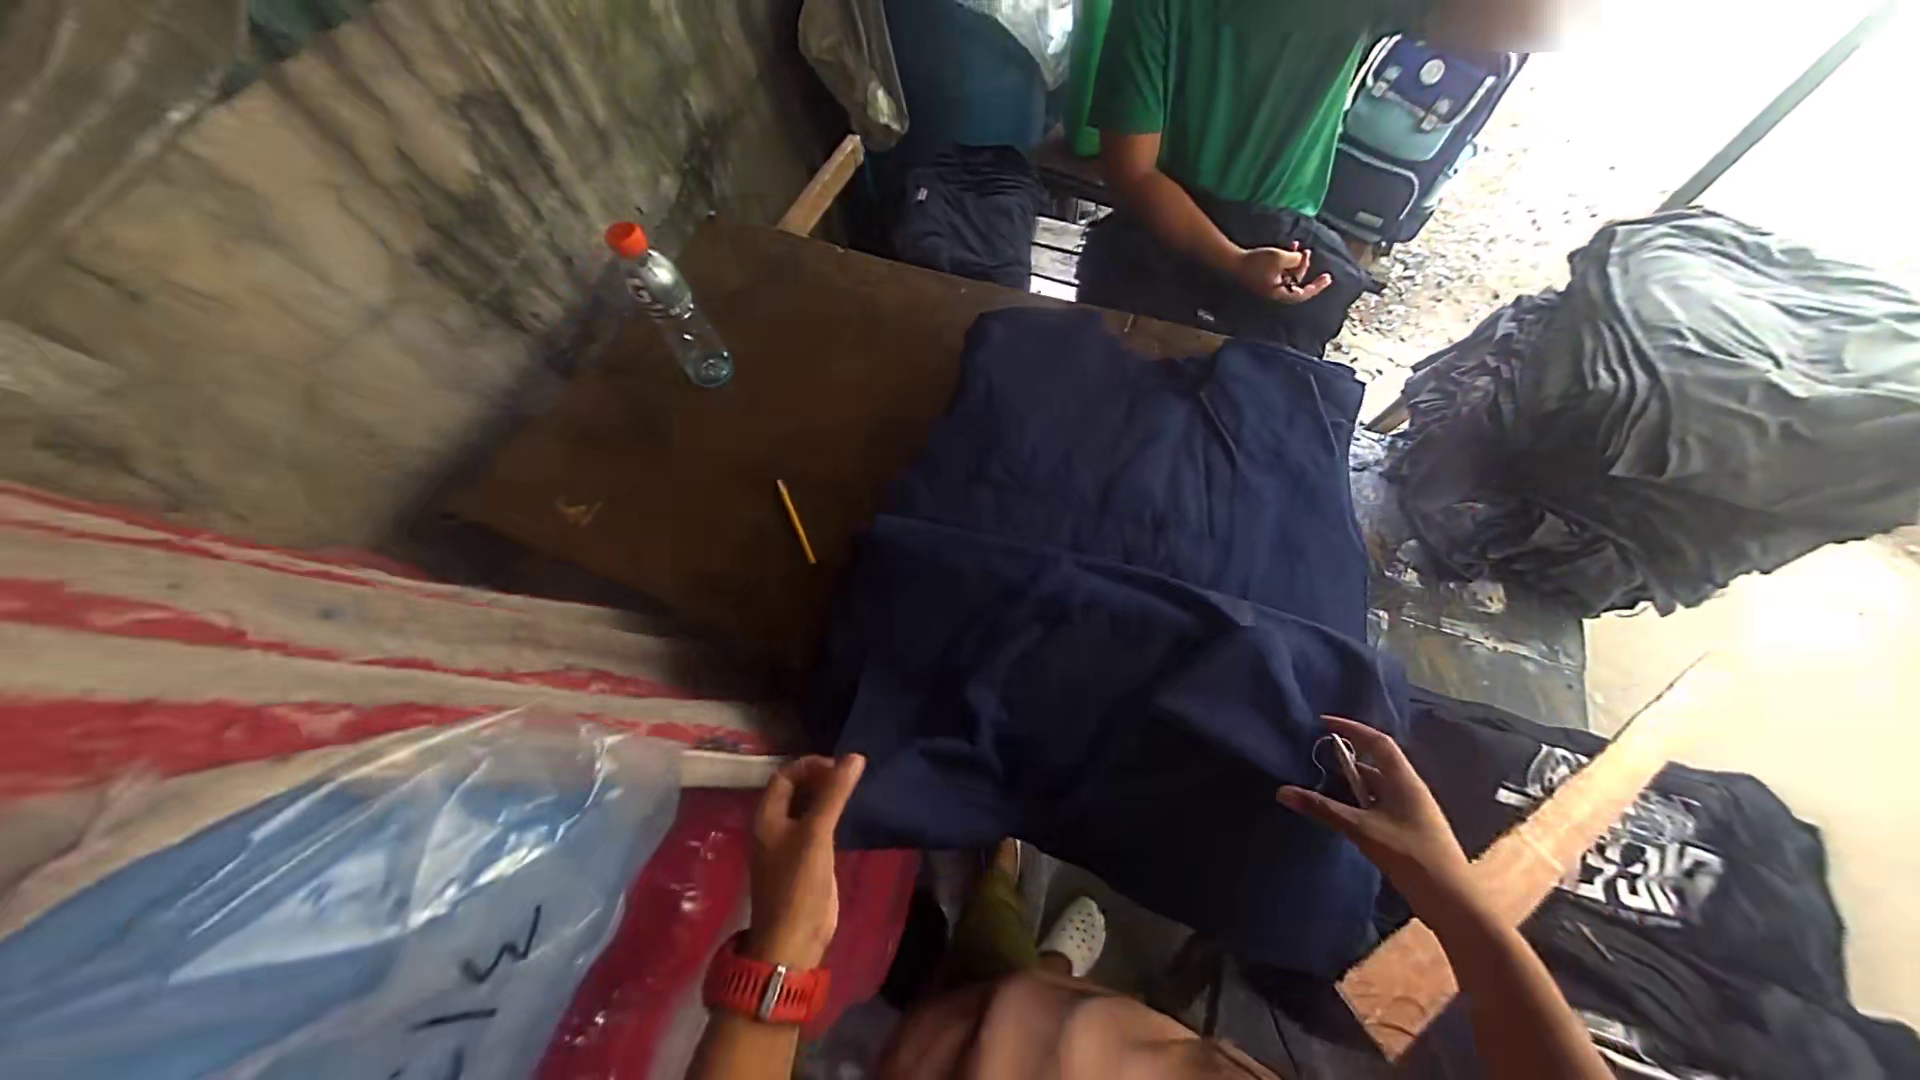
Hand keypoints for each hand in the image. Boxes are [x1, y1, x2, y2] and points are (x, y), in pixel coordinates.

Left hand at [745, 754, 865, 968]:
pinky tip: (850, 816)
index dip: (810, 766)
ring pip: (808, 807)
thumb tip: (855, 756)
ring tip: (854, 791)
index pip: (785, 775)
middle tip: (849, 778)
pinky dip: (832, 815)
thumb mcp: (817, 833)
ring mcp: (789, 845)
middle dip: (820, 778)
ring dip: (828, 796)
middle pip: (795, 790)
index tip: (838, 768)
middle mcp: (774, 827)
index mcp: (766, 817)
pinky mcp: (806, 860)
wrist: (794, 941)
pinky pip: (817, 826)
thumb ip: (834, 794)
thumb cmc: (798, 883)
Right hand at [1231, 243, 1333, 304]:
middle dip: (1303, 267)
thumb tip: (1300, 259)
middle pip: (1295, 283)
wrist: (1232, 263)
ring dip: (1295, 263)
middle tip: (1308, 252)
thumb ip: (1295, 260)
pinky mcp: (1261, 279)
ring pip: (1287, 276)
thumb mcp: (1280, 258)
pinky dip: (1285, 263)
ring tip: (1299, 248)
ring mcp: (1267, 286)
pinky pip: (1279, 272)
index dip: (1316, 287)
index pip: (1302, 294)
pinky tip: (1289, 249)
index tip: (1328, 277)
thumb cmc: (1256, 263)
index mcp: (1279, 293)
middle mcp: (1274, 292)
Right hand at [1277, 716, 1471, 910]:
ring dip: (1350, 783)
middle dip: (1345, 757)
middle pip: (1375, 763)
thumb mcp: (1362, 830)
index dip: (1351, 728)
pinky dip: (1357, 801)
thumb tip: (1282, 791)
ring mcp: (1411, 812)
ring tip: (1320, 783)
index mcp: (1405, 782)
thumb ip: (1323, 809)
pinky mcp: (1409, 831)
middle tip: (1315, 755)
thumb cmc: (1412, 857)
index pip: (1377, 742)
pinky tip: (1341, 813)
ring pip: (1375, 786)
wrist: (1455, 905)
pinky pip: (1378, 804)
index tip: (1323, 723)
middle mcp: (1410, 791)